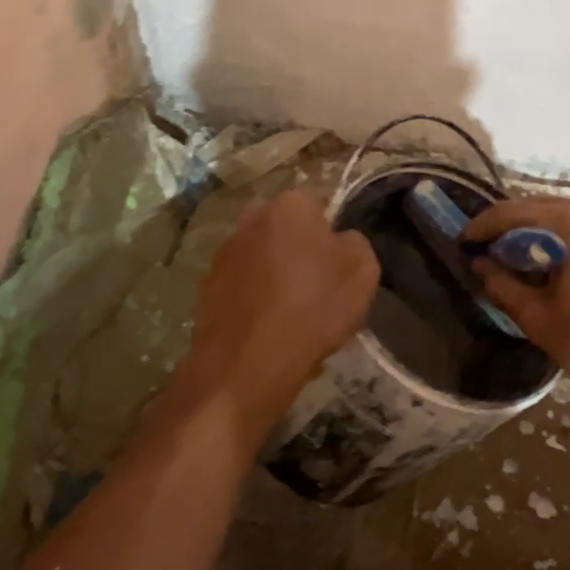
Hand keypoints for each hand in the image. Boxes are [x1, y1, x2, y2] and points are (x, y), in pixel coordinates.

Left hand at [180, 191, 379, 435]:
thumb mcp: (362, 271)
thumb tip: (339, 242)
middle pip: (285, 234)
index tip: (337, 271)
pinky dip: (256, 307)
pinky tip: (271, 336)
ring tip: (295, 322)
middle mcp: (251, 219)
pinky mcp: (207, 288)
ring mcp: (224, 254)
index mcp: (289, 205)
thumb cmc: (313, 307)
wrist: (246, 364)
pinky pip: (244, 291)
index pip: (317, 209)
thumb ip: (354, 244)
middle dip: (298, 255)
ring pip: (263, 262)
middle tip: (317, 293)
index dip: (330, 240)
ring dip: (276, 281)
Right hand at [464, 197, 569, 408]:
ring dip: (538, 239)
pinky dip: (564, 246)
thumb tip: (482, 266)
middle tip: (485, 251)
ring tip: (515, 263)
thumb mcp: (546, 322)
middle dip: (511, 229)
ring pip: (568, 223)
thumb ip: (506, 289)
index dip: (485, 225)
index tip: (463, 241)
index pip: (519, 210)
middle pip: (545, 210)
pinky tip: (554, 272)